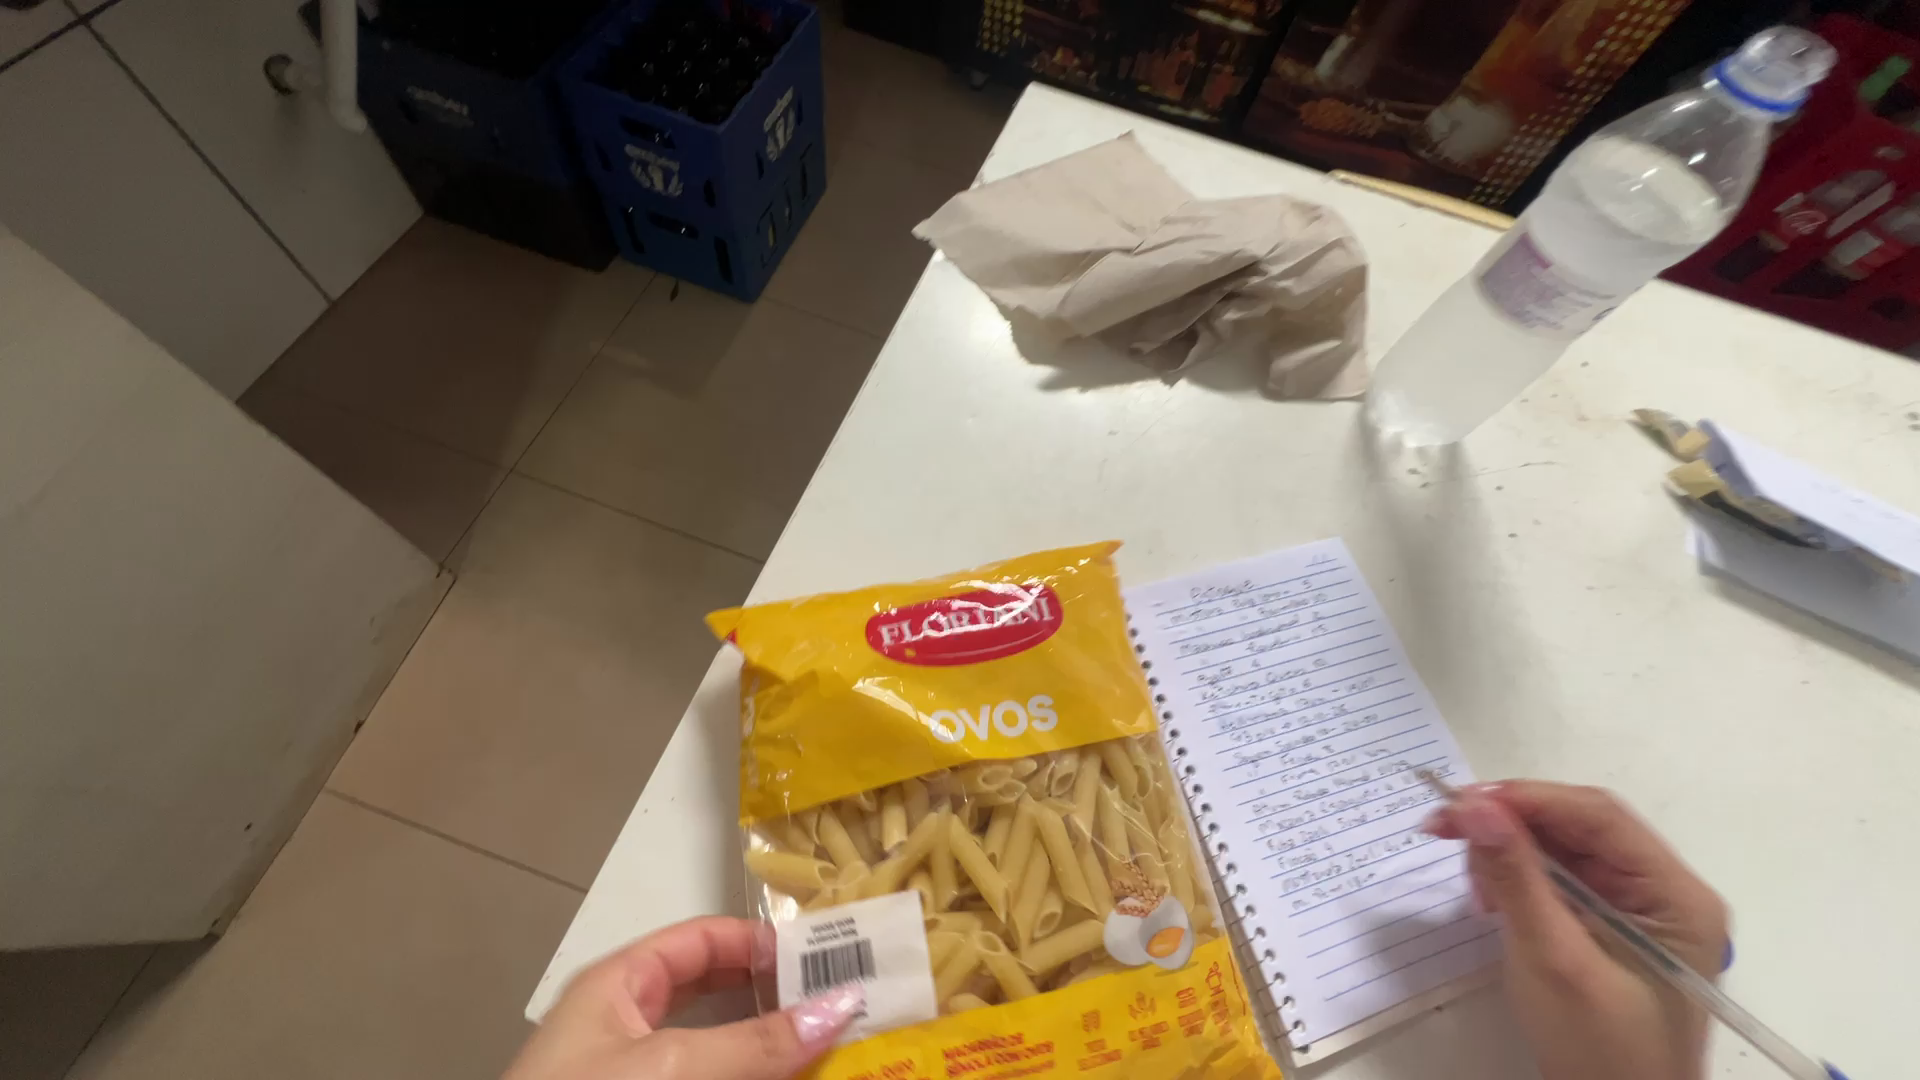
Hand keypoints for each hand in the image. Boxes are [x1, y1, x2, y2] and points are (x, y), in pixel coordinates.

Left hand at [504, 916, 862, 1079]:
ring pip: (715, 1047)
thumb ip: (755, 1043)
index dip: (761, 940)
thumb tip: (844, 1004)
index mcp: (620, 987)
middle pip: (714, 992)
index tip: (825, 956)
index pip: (704, 939)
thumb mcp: (671, 1069)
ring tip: (825, 1047)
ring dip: (765, 1049)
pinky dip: (747, 1077)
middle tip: (837, 1001)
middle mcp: (628, 1028)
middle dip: (773, 996)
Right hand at [1422, 781, 1728, 1079]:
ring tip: (1470, 882)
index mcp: (1673, 895)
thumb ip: (1514, 875)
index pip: (1596, 815)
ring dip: (1500, 847)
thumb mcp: (1551, 956)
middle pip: (1572, 821)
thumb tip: (1472, 803)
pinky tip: (1488, 896)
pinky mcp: (1600, 916)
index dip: (1525, 798)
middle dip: (1504, 820)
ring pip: (1554, 841)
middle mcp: (1658, 887)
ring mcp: (1630, 902)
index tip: (1458, 802)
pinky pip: (1548, 869)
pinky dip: (1508, 871)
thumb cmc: (1598, 1045)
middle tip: (1441, 827)